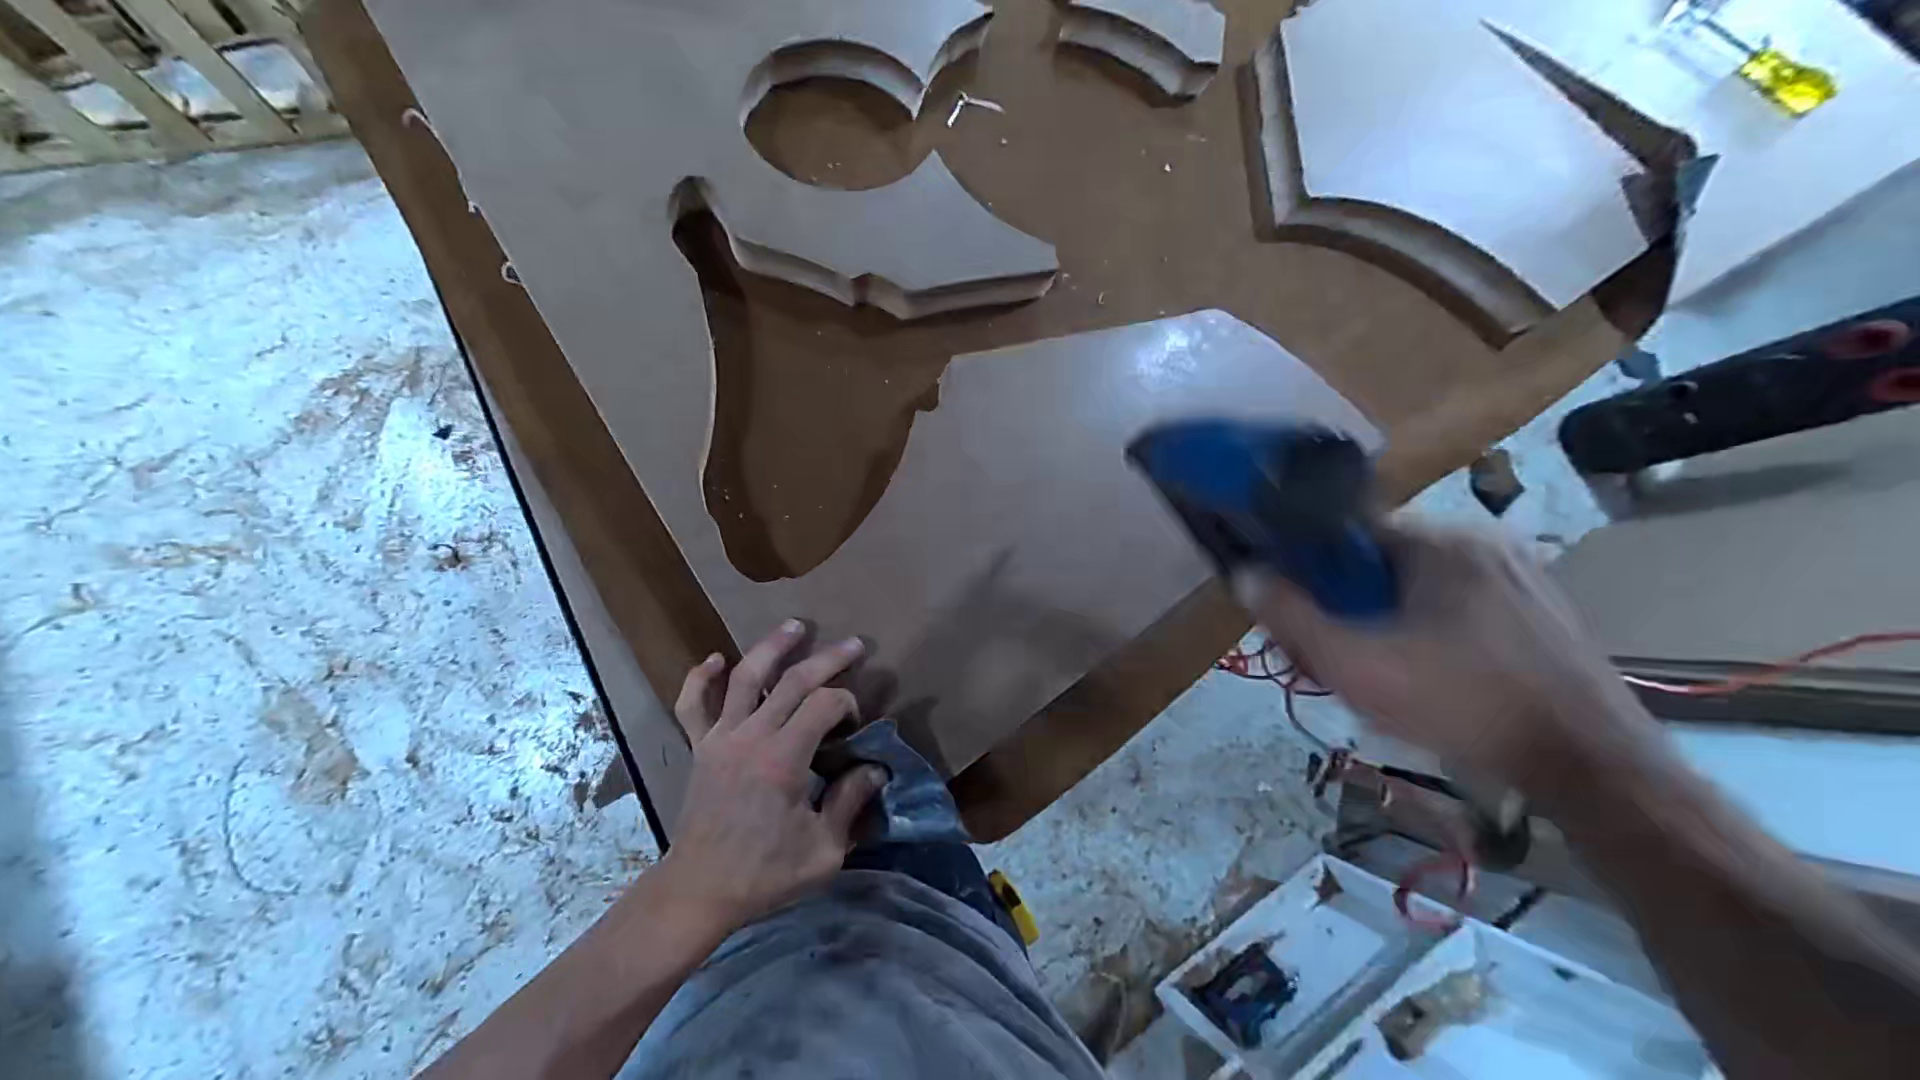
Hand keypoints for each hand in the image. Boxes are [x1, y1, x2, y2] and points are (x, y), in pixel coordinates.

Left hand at [658, 620, 887, 934]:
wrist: (698, 892)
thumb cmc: (764, 875)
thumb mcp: (823, 851)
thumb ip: (851, 803)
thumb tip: (874, 769)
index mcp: (783, 760)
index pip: (824, 705)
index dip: (847, 704)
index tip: (855, 727)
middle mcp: (751, 737)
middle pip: (794, 681)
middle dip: (828, 660)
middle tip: (854, 645)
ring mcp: (720, 738)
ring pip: (746, 678)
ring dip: (772, 648)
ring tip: (794, 625)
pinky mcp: (700, 748)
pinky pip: (693, 705)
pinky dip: (702, 678)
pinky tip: (716, 659)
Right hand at [1238, 521, 1653, 785]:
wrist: (1593, 768)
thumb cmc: (1463, 704)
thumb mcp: (1356, 665)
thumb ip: (1291, 617)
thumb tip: (1246, 574)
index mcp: (1441, 541)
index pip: (1348, 534)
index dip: (1314, 575)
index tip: (1305, 618)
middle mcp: (1483, 543)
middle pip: (1381, 563)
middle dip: (1349, 607)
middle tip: (1340, 658)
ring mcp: (1521, 576)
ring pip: (1418, 588)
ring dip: (1385, 623)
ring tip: (1383, 676)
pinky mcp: (1541, 610)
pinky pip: (1458, 607)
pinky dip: (1429, 633)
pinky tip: (1430, 678)